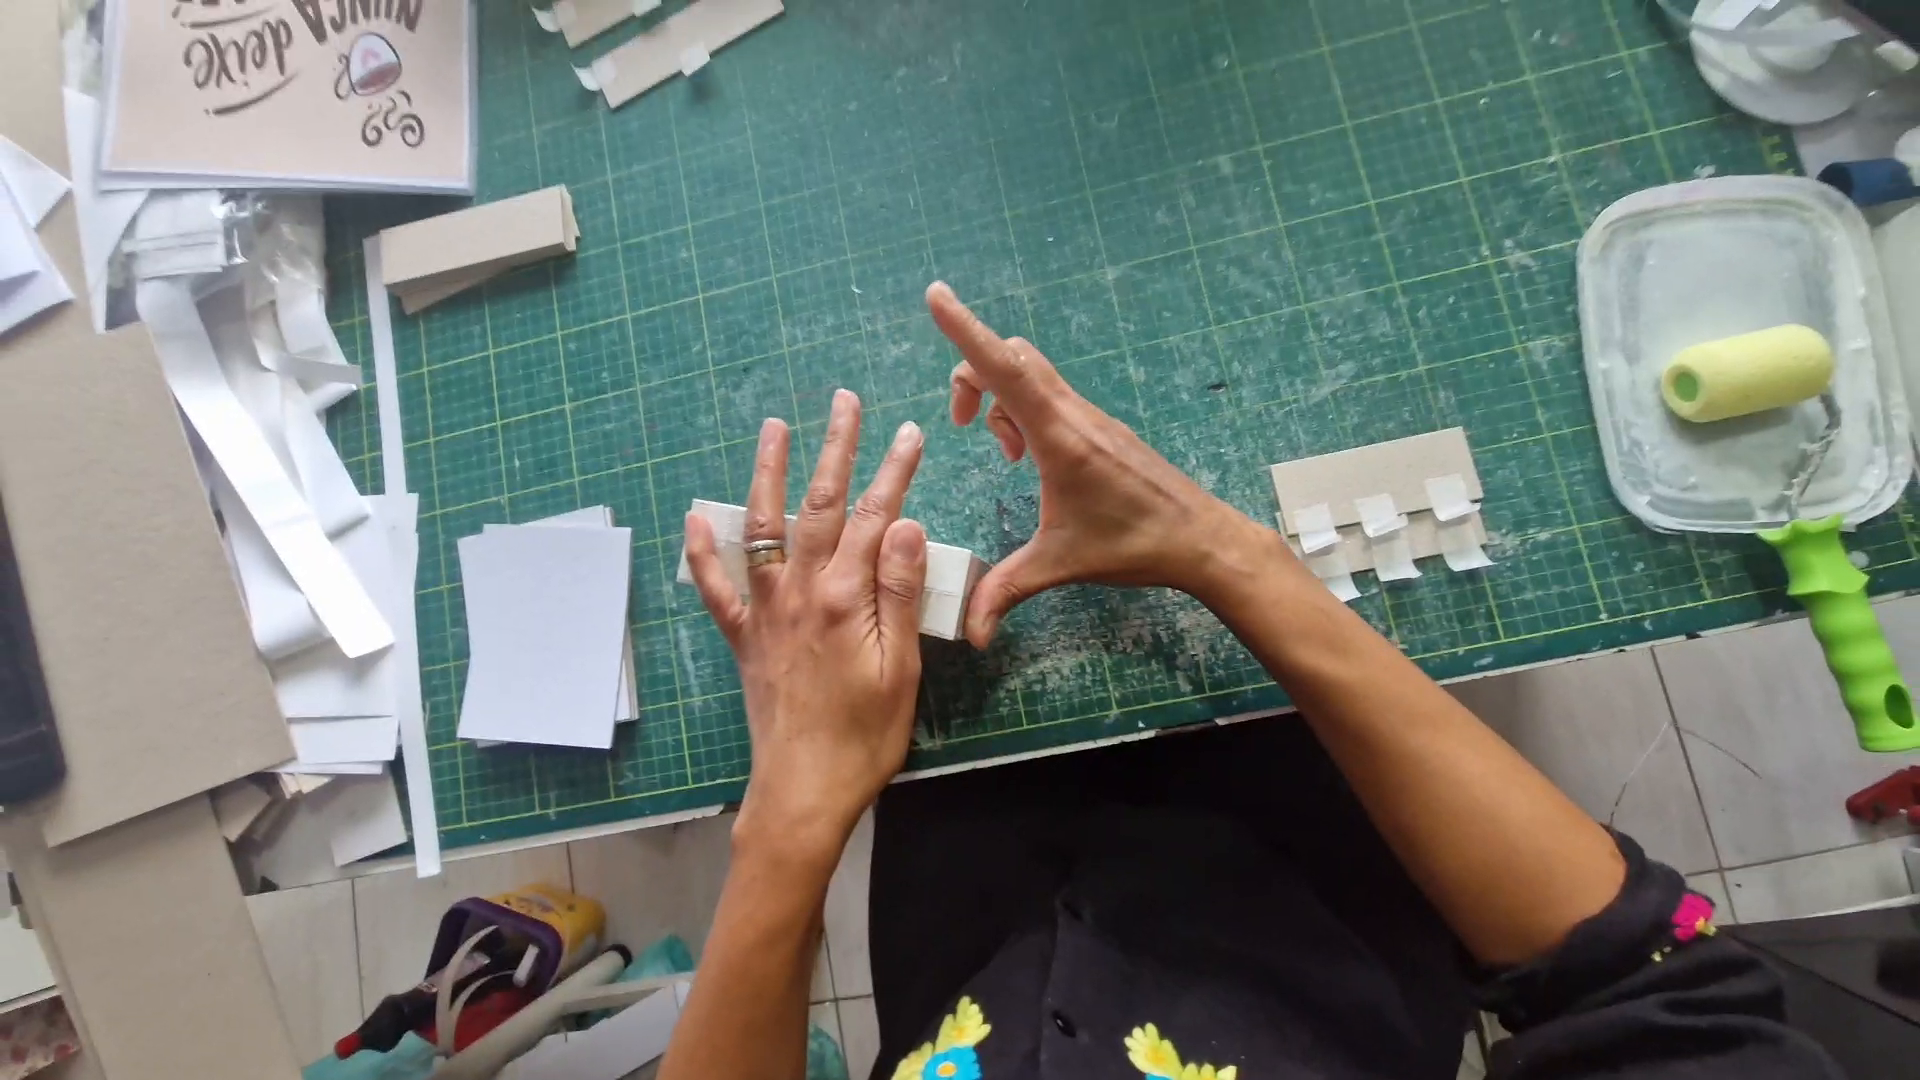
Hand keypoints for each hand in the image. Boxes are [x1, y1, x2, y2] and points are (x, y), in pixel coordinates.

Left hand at [682, 390, 928, 857]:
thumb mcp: (901, 668)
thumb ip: (897, 592)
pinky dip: (703, 552)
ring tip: (774, 428)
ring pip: (764, 528)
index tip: (910, 433)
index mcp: (845, 599)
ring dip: (769, 474)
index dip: (894, 472)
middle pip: (820, 506)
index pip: (874, 519)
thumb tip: (903, 524)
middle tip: (845, 402)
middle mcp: (799, 592)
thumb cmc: (866, 735)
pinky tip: (695, 518)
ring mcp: (765, 611)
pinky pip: (715, 587)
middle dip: (836, 449)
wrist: (804, 790)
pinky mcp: (744, 636)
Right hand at [928, 282, 1287, 644]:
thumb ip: (1008, 591)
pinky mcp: (1097, 426)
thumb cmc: (1132, 545)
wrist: (1199, 538)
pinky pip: (1048, 395)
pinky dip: (1023, 411)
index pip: (1004, 368)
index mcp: (1059, 436)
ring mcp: (1088, 415)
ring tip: (1005, 452)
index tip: (936, 295)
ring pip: (1030, 374)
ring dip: (1001, 398)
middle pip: (1012, 357)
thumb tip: (970, 633)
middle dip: (973, 374)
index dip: (966, 330)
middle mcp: (1072, 413)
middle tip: (962, 423)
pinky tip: (1030, 456)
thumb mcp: (1060, 564)